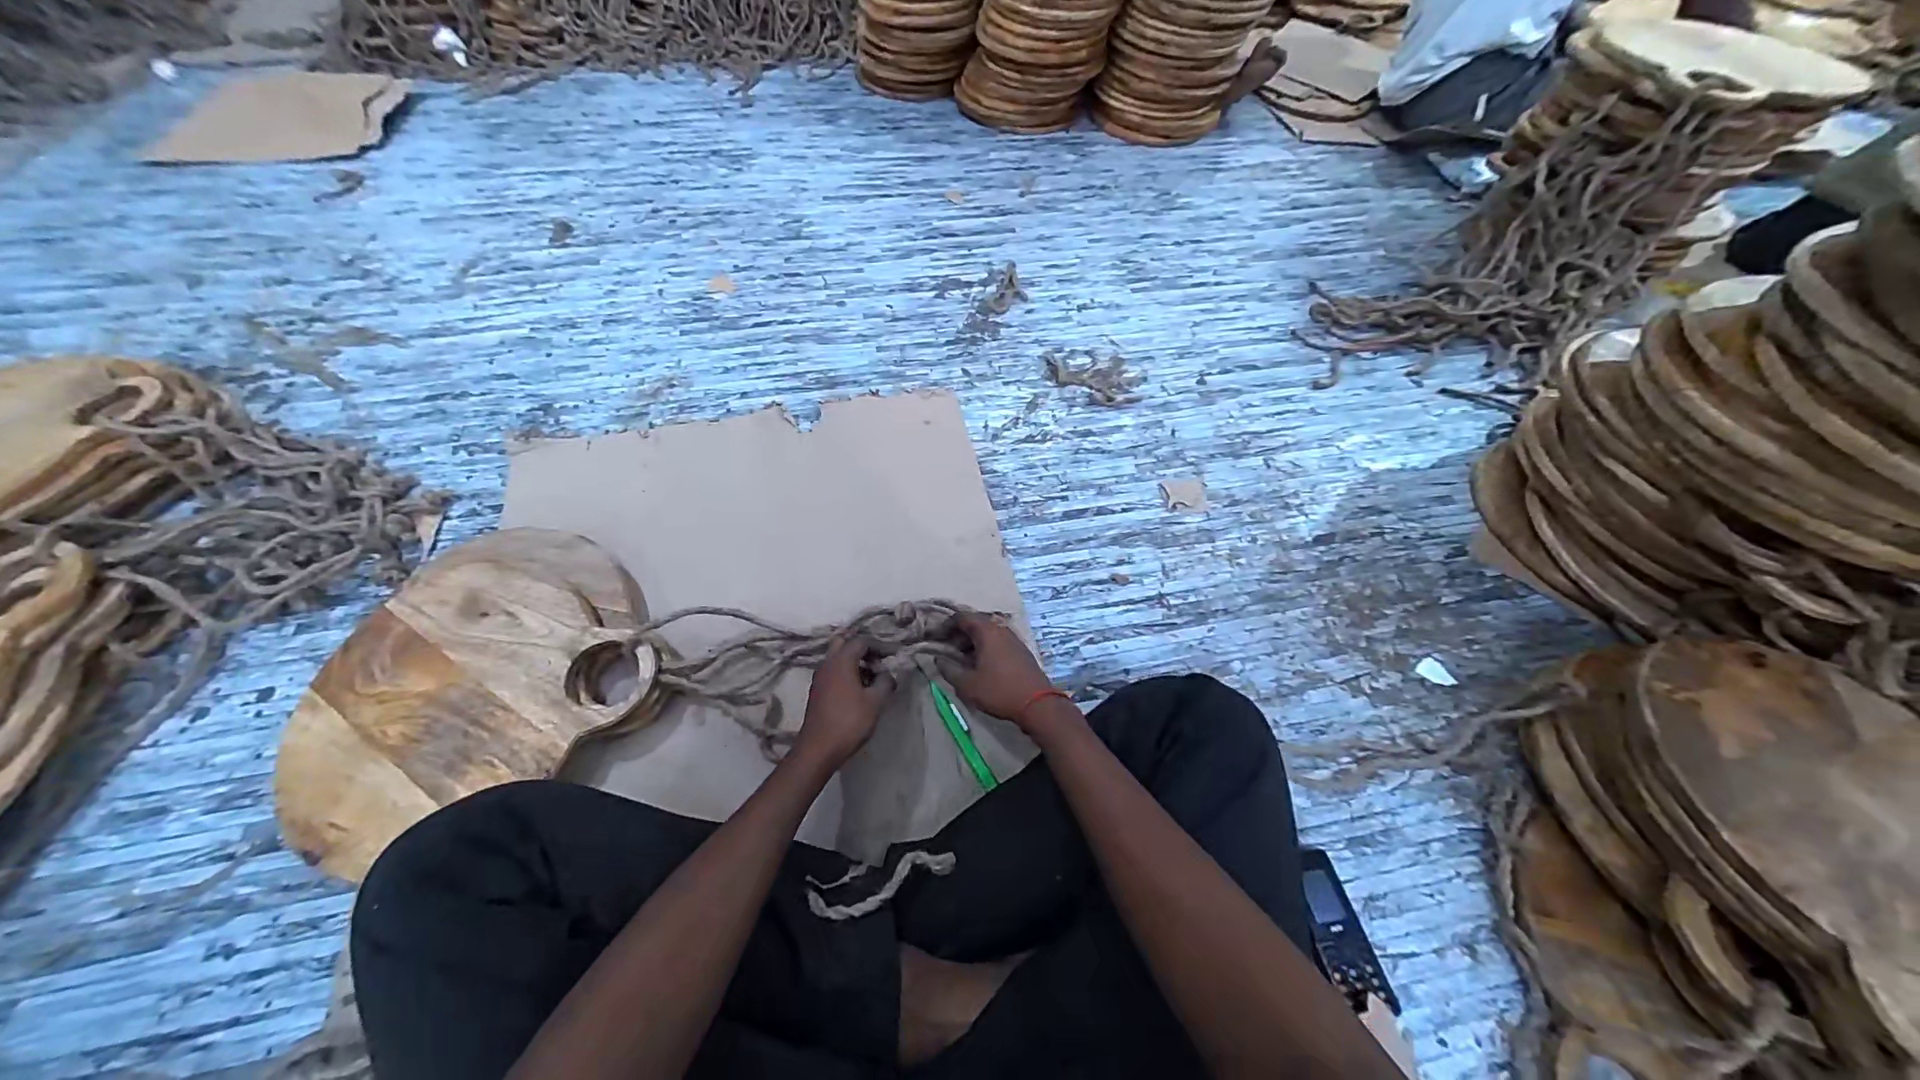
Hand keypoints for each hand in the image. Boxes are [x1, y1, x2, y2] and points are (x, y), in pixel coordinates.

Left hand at [793, 637, 894, 768]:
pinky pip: (834, 671)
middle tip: (880, 660)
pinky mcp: (818, 690)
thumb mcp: (875, 702)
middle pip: (845, 643)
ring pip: (838, 657)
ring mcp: (819, 677)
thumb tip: (887, 675)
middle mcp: (827, 664)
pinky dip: (847, 671)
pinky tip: (860, 688)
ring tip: (873, 676)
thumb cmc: (849, 722)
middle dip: (864, 648)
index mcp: (840, 661)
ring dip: (855, 661)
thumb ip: (885, 682)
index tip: (895, 654)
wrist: (818, 749)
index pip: (861, 641)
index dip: (880, 645)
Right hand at [940, 614, 1062, 731]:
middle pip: (975, 623)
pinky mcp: (1021, 650)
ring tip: (961, 659)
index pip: (961, 617)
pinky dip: (985, 647)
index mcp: (987, 630)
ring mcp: (1013, 638)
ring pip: (987, 632)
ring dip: (972, 642)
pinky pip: (998, 641)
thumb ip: (949, 669)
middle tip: (947, 650)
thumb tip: (939, 659)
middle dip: (958, 634)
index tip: (935, 638)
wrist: (1038, 704)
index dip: (945, 625)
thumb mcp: (967, 684)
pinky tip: (980, 665)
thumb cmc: (999, 691)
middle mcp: (1001, 628)